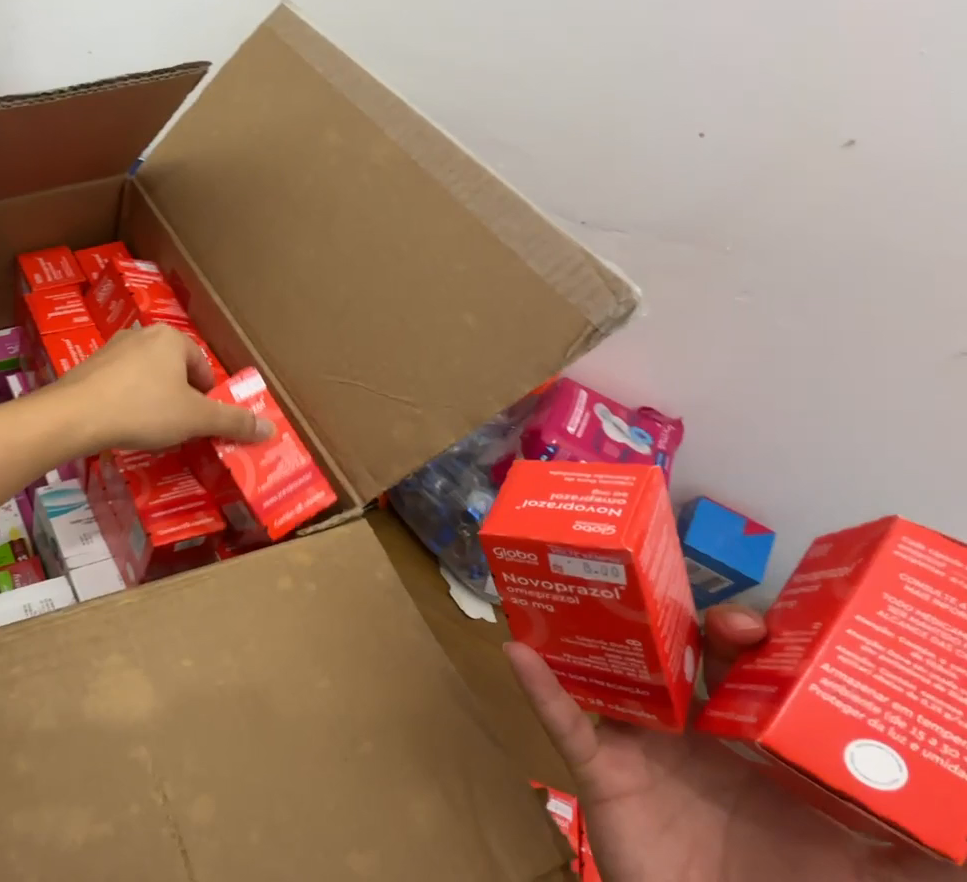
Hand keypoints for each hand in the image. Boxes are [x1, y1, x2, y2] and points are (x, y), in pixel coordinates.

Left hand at [47, 326, 271, 450]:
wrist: (76, 415)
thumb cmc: (143, 409)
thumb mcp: (195, 419)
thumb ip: (232, 422)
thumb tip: (270, 429)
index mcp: (171, 338)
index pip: (201, 366)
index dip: (207, 397)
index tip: (201, 422)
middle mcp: (141, 335)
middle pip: (173, 370)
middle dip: (179, 398)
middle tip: (177, 427)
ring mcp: (110, 349)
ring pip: (144, 377)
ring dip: (152, 400)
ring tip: (149, 428)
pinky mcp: (88, 368)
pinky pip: (118, 385)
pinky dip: (126, 402)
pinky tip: (122, 424)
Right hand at [508, 605, 956, 881]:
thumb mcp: (879, 875)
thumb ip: (929, 848)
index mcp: (753, 740)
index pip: (751, 671)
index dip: (760, 639)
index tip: (774, 625)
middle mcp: (695, 730)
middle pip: (684, 659)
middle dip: (695, 626)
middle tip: (726, 620)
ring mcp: (642, 745)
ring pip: (616, 674)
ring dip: (599, 631)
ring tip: (597, 594)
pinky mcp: (600, 768)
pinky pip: (563, 721)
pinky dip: (540, 687)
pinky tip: (520, 651)